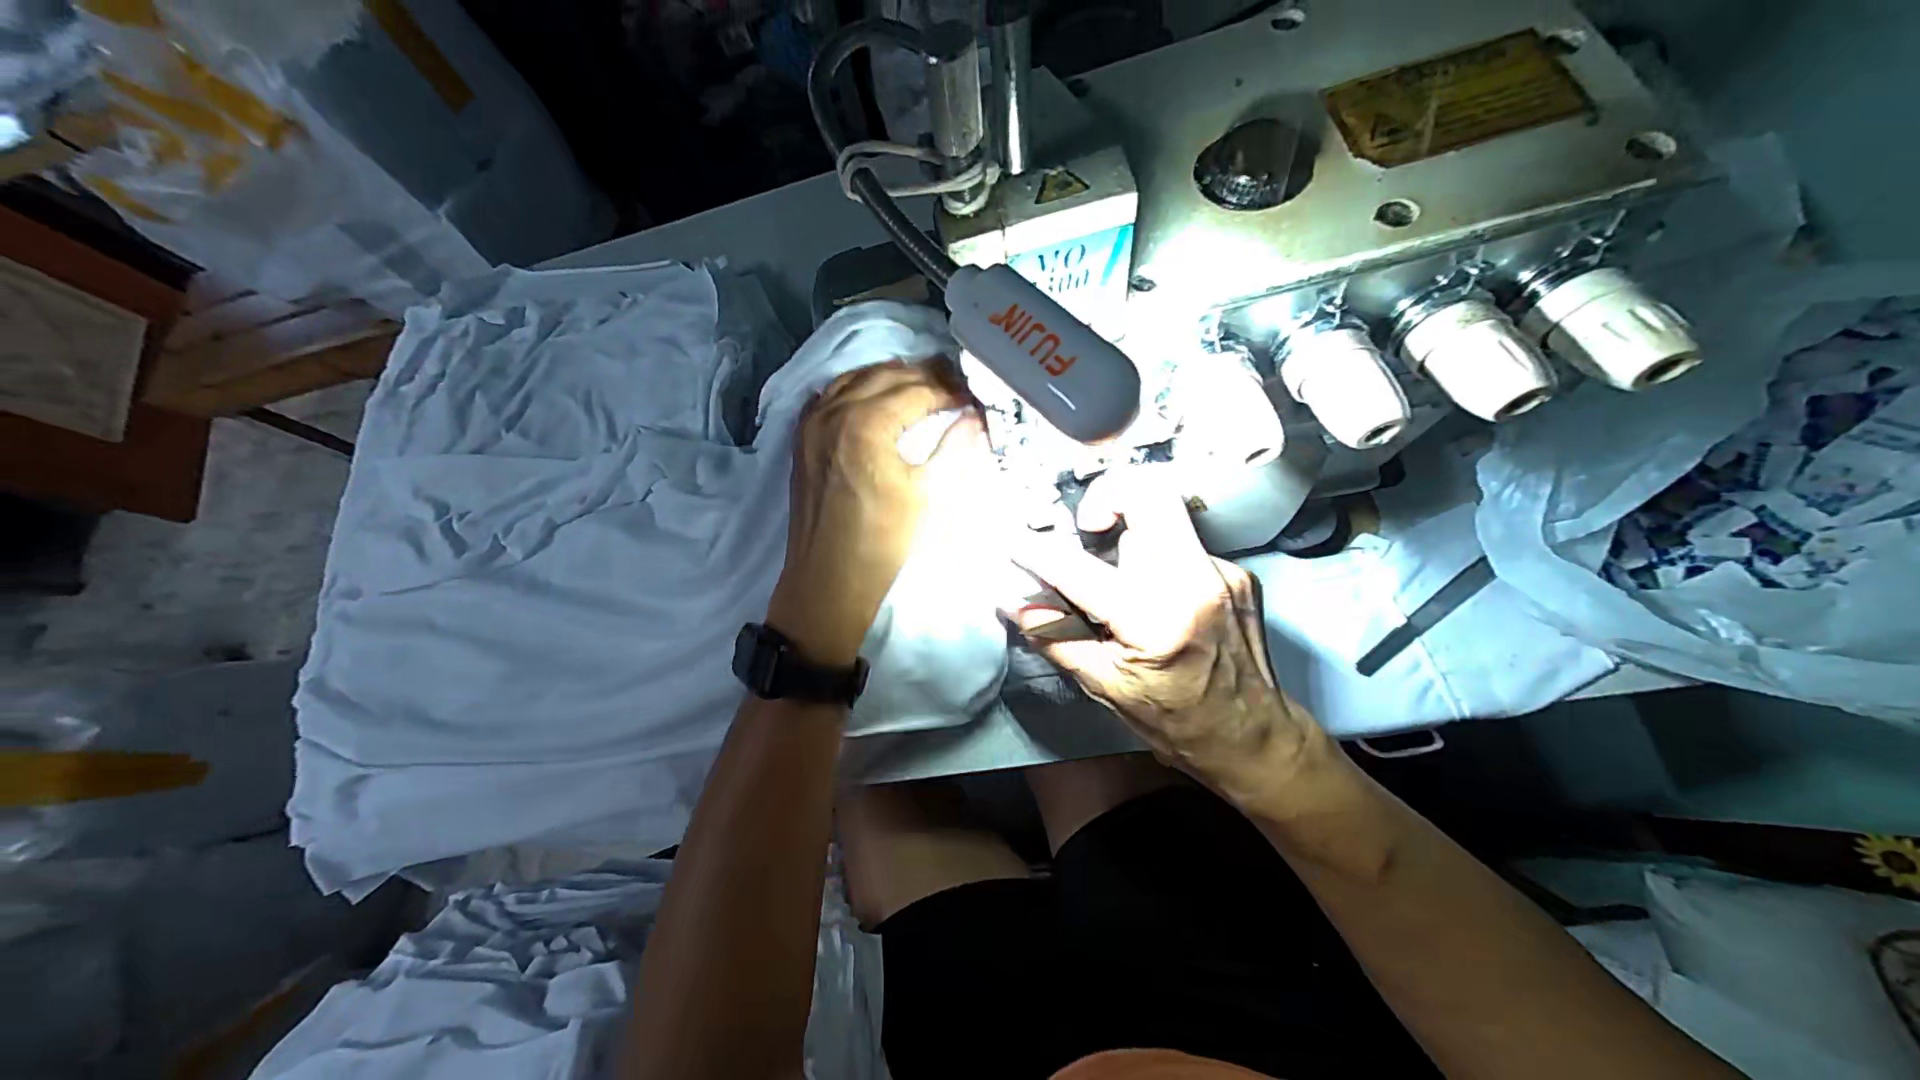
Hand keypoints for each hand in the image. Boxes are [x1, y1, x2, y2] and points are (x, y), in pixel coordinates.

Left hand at [768, 360, 983, 667]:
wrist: (829, 581)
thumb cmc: (882, 542)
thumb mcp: (925, 493)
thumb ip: (951, 447)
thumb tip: (975, 417)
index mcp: (866, 423)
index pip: (917, 391)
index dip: (950, 391)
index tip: (973, 396)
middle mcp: (834, 411)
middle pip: (886, 376)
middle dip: (924, 376)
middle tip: (955, 385)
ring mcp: (812, 423)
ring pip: (855, 378)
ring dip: (890, 377)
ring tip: (921, 385)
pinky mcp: (802, 438)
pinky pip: (830, 395)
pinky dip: (856, 388)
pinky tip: (875, 397)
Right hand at [1010, 466, 1340, 813]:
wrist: (1251, 736)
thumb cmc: (1178, 723)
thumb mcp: (1104, 686)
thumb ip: (1055, 636)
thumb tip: (1015, 602)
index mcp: (1157, 622)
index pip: (1080, 570)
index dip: (1038, 554)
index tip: (1018, 546)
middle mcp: (1195, 585)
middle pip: (1148, 496)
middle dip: (1107, 496)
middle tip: (1085, 525)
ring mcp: (1221, 574)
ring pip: (1164, 519)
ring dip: (1130, 533)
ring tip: (1115, 571)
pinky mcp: (1235, 574)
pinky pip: (1183, 546)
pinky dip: (1157, 559)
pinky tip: (1153, 595)